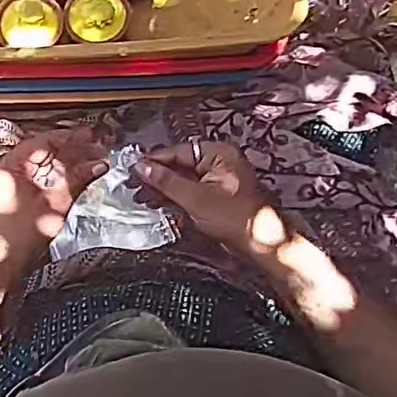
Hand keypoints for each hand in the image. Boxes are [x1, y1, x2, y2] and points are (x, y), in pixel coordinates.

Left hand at [0, 128, 107, 281]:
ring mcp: (12, 177)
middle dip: (72, 148)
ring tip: (91, 159)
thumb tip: (97, 164)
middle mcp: (9, 167)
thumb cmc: (20, 235)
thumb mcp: (56, 204)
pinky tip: (77, 173)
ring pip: (45, 161)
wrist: (7, 259)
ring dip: (68, 160)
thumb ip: (78, 179)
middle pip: (45, 149)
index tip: (90, 136)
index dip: (70, 138)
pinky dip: (60, 172)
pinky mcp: (18, 189)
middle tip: (95, 145)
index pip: (45, 140)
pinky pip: (42, 173)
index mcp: (11, 164)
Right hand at [134, 141, 287, 258]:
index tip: (134, 168)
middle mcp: (220, 162)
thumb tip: (143, 167)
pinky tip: (160, 202)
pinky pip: (192, 190)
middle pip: (181, 164)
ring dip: (164, 187)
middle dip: (158, 175)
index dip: (155, 160)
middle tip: (135, 184)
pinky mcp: (218, 196)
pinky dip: (176, 196)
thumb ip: (166, 181)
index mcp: (219, 153)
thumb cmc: (236, 218)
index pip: (178, 151)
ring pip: (184, 178)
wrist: (262, 245)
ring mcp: (219, 179)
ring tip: (143, 196)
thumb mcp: (194, 198)